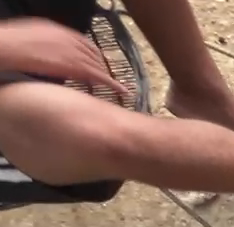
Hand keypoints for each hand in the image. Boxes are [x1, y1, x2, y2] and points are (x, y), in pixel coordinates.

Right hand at [0, 18, 127, 96]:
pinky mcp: (77, 66)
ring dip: (106, 77)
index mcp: (57, 29)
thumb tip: (59, 52)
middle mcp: (69, 39)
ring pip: (99, 66)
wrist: (3, 46)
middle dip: (101, 67)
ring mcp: (74, 52)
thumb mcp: (33, 35)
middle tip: (106, 78)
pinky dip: (114, 85)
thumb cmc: (11, 43)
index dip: (94, 55)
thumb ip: (50, 42)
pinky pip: (102, 77)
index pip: (85, 43)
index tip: (98, 64)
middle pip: (95, 56)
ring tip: (113, 87)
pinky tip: (123, 92)